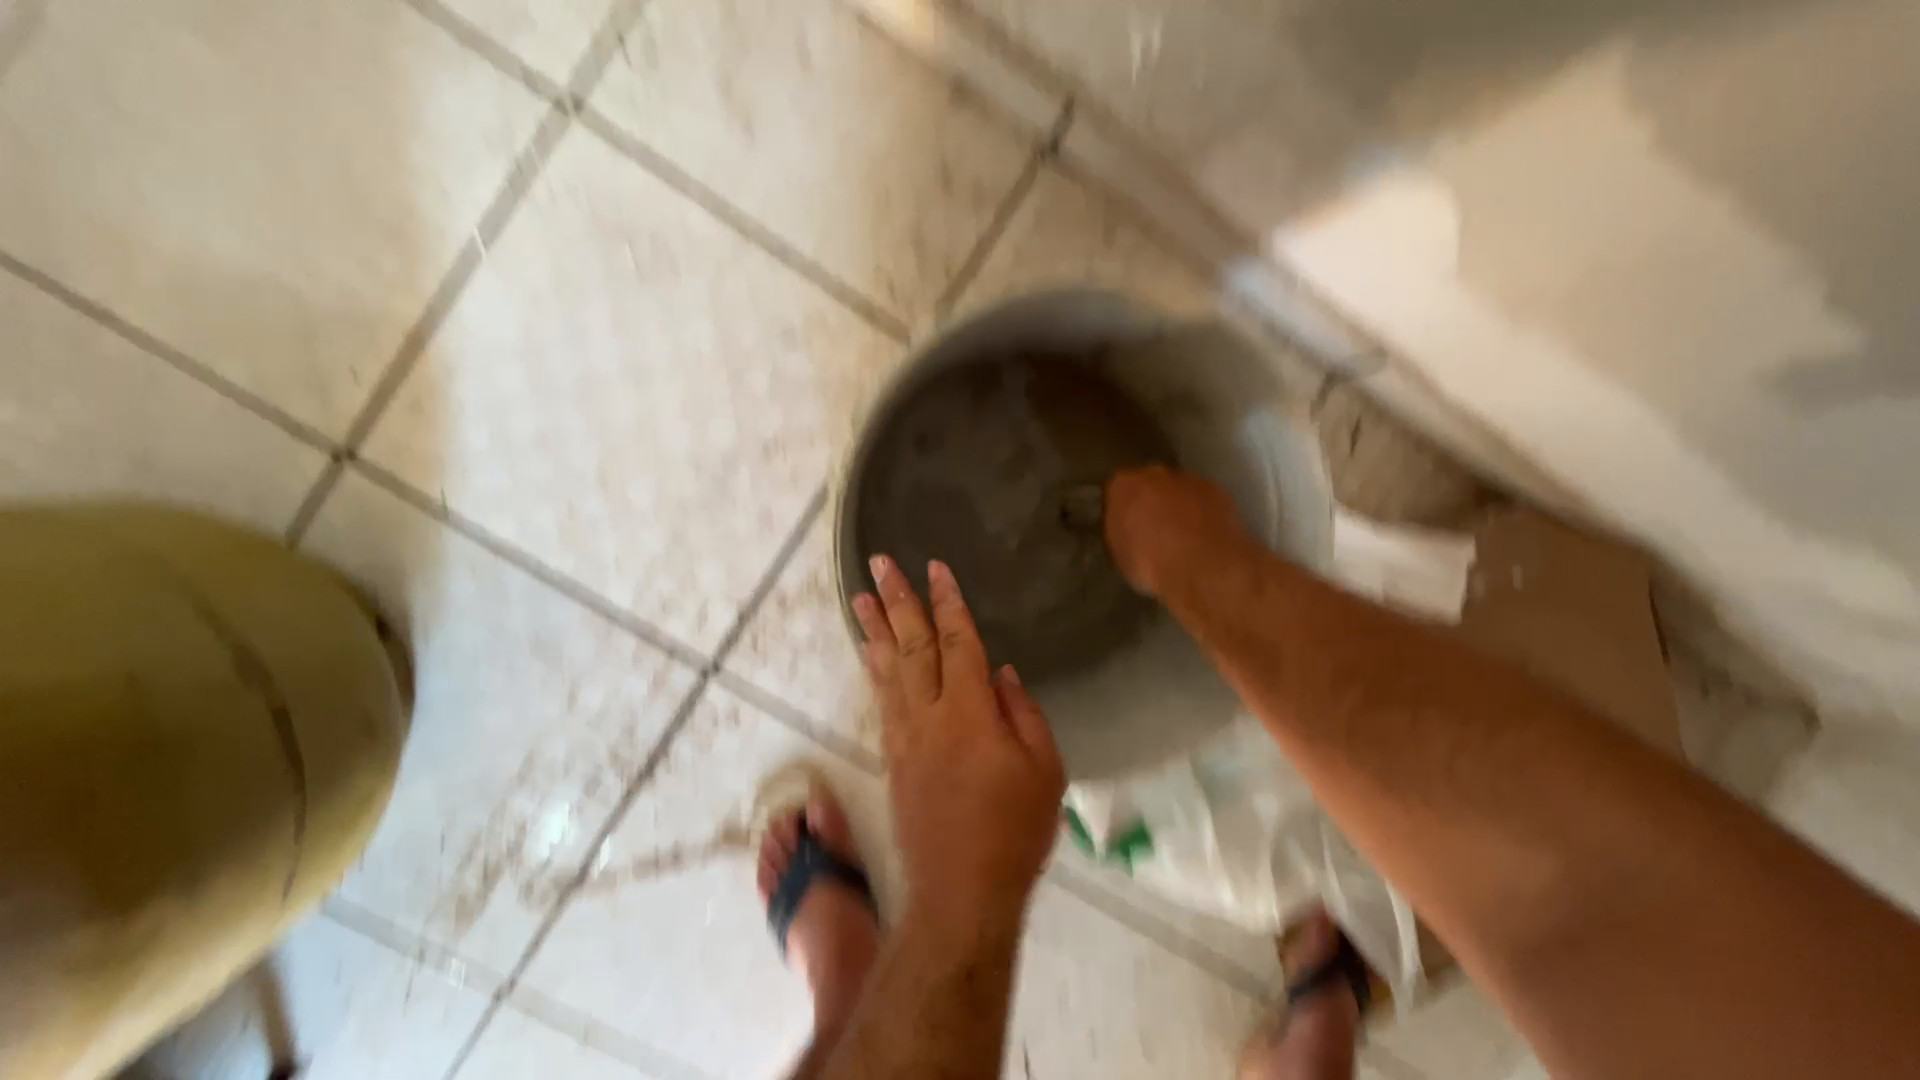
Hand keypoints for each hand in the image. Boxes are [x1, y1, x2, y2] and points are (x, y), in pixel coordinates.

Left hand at [854, 556, 1066, 938]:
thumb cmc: (1014, 831)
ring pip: (888, 669)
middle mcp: (930, 715)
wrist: (959, 889)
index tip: (936, 568)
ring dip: (874, 628)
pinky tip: (870, 654)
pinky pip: (882, 700)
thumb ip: (1022, 715)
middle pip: (912, 645)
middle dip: (898, 600)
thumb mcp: (1044, 771)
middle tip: (879, 563)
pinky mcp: (893, 758)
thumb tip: (1001, 674)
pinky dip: (874, 670)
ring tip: (860, 595)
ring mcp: (905, 737)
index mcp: (970, 712)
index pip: (958, 642)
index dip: (948, 602)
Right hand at [1104, 465, 1257, 598]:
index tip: (1124, 528)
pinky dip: (1202, 513)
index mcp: (1122, 485)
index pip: (1115, 490)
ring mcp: (1189, 479)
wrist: (1202, 566)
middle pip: (1148, 483)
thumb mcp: (1118, 555)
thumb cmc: (1149, 563)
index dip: (1120, 510)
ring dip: (1178, 507)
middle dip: (1149, 502)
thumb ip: (1118, 533)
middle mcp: (1154, 473)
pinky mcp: (1218, 491)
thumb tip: (1125, 532)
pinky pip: (1203, 500)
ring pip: (1178, 490)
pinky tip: (1203, 537)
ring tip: (1181, 538)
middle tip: (1151, 531)